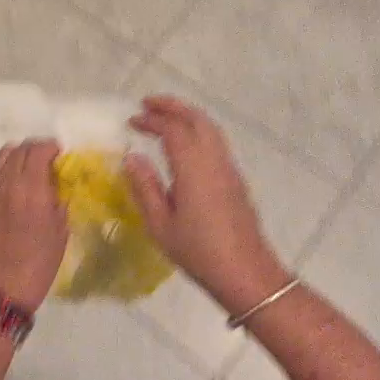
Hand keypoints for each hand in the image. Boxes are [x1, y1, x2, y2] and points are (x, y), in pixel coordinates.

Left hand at [0, 139, 66, 312]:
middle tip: (51, 159)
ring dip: (21, 153)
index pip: (38, 151)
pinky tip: (17, 174)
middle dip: (37, 148)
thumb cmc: (38, 262)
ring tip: (33, 165)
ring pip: (5, 154)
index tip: (62, 153)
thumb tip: (59, 184)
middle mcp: (9, 182)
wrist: (1, 283)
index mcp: (32, 190)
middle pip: (21, 148)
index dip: (51, 147)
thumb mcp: (60, 231)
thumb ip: (60, 200)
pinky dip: (6, 162)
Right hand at [126, 96, 290, 314]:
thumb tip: (132, 157)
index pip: (173, 130)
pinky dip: (197, 132)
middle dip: (173, 106)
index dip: (151, 120)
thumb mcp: (161, 225)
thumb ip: (145, 187)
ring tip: (164, 118)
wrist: (248, 275)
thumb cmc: (200, 252)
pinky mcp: (236, 182)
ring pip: (211, 129)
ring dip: (187, 117)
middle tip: (148, 104)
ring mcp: (229, 171)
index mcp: (194, 169)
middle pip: (197, 119)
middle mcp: (215, 162)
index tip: (131, 121)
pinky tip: (183, 146)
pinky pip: (216, 143)